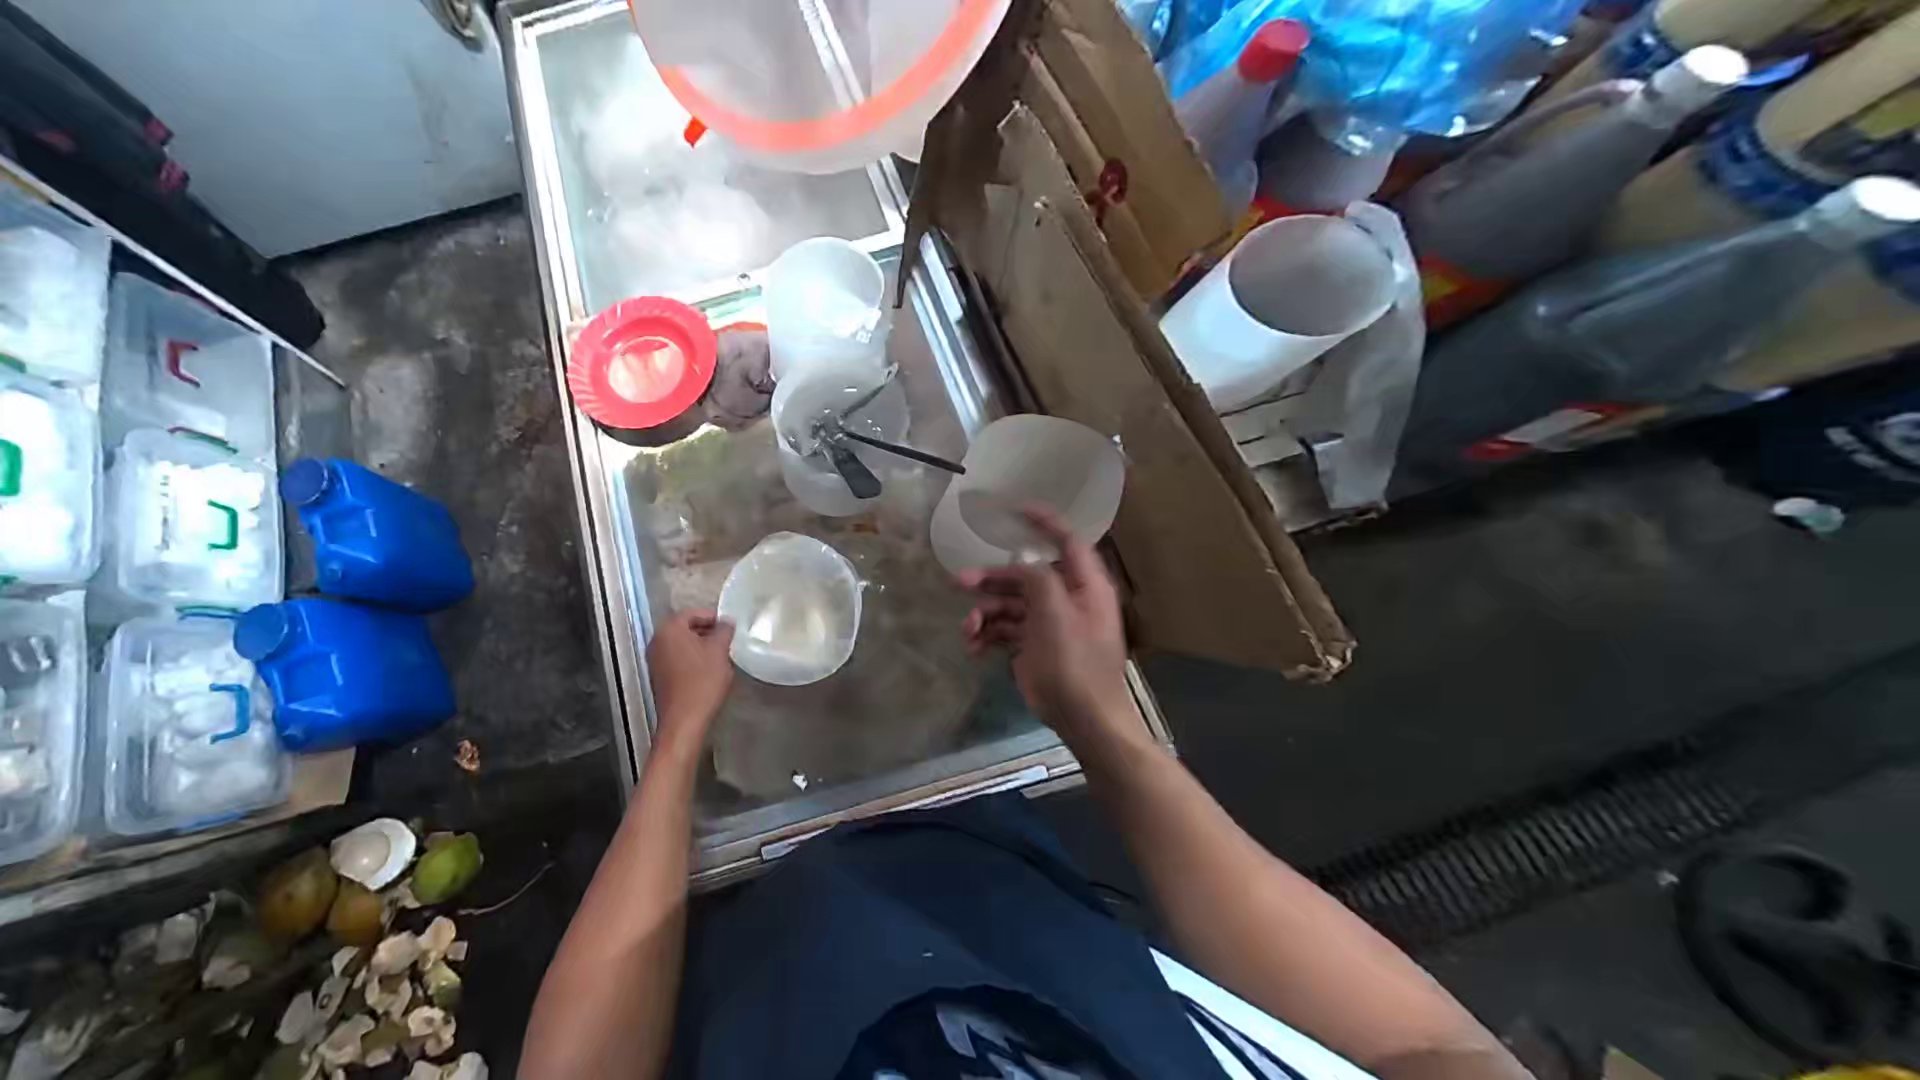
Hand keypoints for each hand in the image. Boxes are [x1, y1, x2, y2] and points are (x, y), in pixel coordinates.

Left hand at [647, 610, 734, 753]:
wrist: (684, 719)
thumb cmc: (702, 680)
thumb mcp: (719, 650)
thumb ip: (724, 630)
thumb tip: (726, 622)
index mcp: (669, 629)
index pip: (693, 613)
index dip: (713, 616)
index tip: (730, 625)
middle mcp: (657, 641)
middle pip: (685, 627)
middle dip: (707, 630)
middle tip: (728, 638)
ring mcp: (655, 659)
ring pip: (682, 643)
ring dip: (700, 645)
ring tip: (721, 653)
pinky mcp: (659, 675)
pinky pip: (677, 657)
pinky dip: (692, 657)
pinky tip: (708, 668)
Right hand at [958, 508, 1136, 746]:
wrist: (1085, 718)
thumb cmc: (1076, 663)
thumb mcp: (1057, 615)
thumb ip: (1039, 580)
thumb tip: (1024, 562)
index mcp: (1084, 585)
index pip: (1067, 542)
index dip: (1045, 523)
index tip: (1017, 509)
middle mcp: (1067, 598)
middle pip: (1026, 576)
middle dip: (993, 579)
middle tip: (960, 582)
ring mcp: (1049, 624)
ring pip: (1011, 605)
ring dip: (986, 613)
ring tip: (968, 629)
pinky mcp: (1034, 646)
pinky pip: (1006, 631)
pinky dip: (989, 635)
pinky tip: (973, 646)